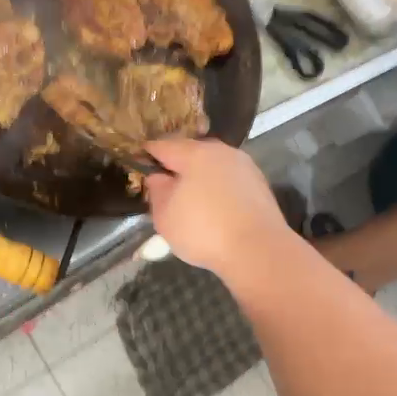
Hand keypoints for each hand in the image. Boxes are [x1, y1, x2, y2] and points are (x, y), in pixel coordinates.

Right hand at [142, 138, 294, 280]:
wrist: (258, 250)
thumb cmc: (203, 230)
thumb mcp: (164, 215)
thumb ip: (157, 191)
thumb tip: (158, 177)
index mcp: (195, 154)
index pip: (163, 146)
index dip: (147, 153)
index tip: (137, 162)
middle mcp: (222, 152)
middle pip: (192, 152)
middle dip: (176, 165)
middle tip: (164, 184)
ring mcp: (245, 166)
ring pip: (213, 165)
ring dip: (199, 177)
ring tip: (189, 199)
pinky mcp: (259, 185)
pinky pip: (229, 180)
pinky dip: (217, 188)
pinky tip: (213, 208)